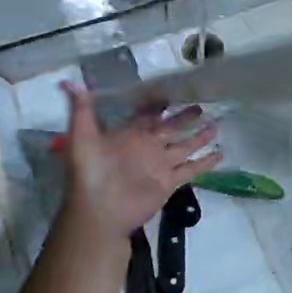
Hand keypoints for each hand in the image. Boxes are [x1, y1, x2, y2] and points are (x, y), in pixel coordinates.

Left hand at [58, 82, 221, 240]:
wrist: (99, 211)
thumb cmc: (89, 174)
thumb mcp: (81, 136)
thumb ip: (81, 109)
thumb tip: (70, 81)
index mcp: (129, 134)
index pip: (146, 115)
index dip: (157, 105)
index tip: (171, 91)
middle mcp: (147, 147)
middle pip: (170, 128)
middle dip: (184, 117)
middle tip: (200, 105)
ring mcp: (160, 165)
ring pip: (184, 146)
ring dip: (199, 137)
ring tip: (216, 125)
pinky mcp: (170, 183)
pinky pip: (191, 169)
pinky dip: (206, 162)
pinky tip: (221, 154)